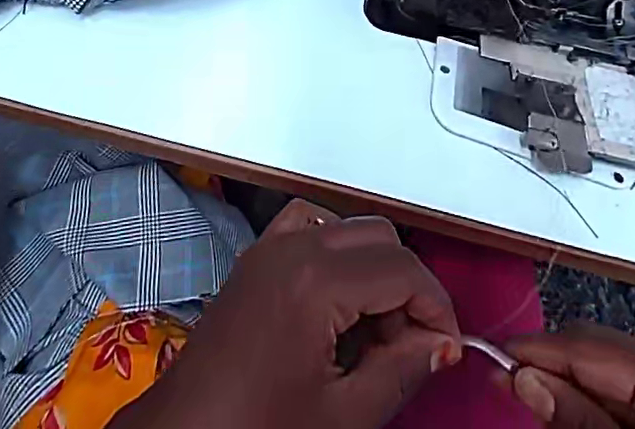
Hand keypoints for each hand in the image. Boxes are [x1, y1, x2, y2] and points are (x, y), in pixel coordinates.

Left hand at [109, 199, 460, 428]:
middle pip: (378, 236)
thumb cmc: (258, 422)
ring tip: (370, 329)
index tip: (444, 347)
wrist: (189, 424)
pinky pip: (307, 225)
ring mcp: (269, 243)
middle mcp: (291, 245)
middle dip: (406, 284)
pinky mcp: (256, 253)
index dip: (437, 307)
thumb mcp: (343, 413)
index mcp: (315, 280)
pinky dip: (334, 249)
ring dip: (371, 266)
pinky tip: (335, 299)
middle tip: (408, 343)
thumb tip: (439, 343)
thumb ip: (401, 370)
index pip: (402, 268)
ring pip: (345, 225)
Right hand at [500, 324, 634, 428]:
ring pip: (603, 369)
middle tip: (513, 395)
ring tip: (550, 415)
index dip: (532, 352)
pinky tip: (582, 421)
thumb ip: (585, 422)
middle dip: (550, 370)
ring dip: (571, 390)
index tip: (491, 361)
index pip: (583, 345)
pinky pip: (626, 391)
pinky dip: (597, 405)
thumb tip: (526, 379)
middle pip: (590, 349)